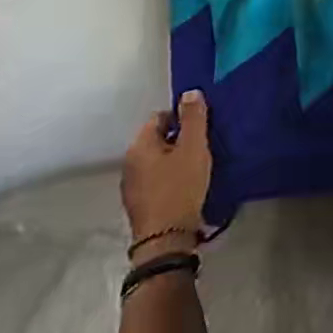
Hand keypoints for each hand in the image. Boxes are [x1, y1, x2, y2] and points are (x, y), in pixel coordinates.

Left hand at [121, 88, 212, 257]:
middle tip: (202, 148)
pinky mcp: (139, 204)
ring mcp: (131, 186)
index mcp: (139, 146)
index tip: (201, 131)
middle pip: (158, 138)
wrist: (167, 240)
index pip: (160, 117)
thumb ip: (193, 118)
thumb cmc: (181, 187)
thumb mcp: (194, 147)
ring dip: (175, 159)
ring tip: (197, 167)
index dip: (182, 119)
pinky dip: (170, 177)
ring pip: (157, 160)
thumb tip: (189, 93)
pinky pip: (156, 179)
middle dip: (180, 139)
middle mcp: (129, 163)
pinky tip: (187, 186)